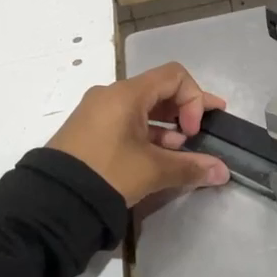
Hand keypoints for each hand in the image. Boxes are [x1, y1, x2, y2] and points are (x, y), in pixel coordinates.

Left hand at [47, 62, 230, 205]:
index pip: (174, 76)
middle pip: (159, 90)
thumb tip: (223, 171)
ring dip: (167, 125)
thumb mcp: (152, 171)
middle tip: (206, 129)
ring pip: (142, 108)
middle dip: (185, 109)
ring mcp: (97, 112)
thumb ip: (191, 167)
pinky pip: (126, 121)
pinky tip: (158, 155)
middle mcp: (111, 95)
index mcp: (127, 94)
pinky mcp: (89, 131)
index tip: (192, 131)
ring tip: (181, 148)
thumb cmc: (108, 173)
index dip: (194, 99)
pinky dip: (147, 132)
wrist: (53, 200)